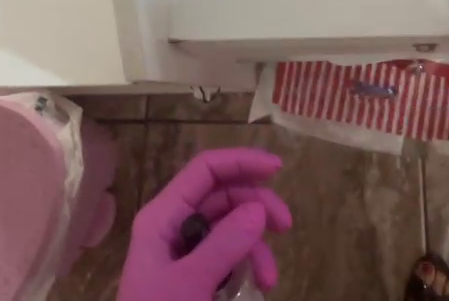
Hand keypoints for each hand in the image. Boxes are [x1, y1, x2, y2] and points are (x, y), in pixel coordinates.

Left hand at [118, 147, 291, 300]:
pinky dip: (247, 265)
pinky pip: (227, 255)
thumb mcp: (189, 287)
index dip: (241, 161)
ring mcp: (183, 252)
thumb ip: (224, 245)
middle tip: (286, 226)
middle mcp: (173, 226)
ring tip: (270, 280)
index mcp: (162, 217)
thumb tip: (259, 208)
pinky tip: (258, 287)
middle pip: (222, 195)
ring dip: (256, 245)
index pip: (205, 169)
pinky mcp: (193, 277)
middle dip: (256, 206)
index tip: (278, 169)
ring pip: (230, 226)